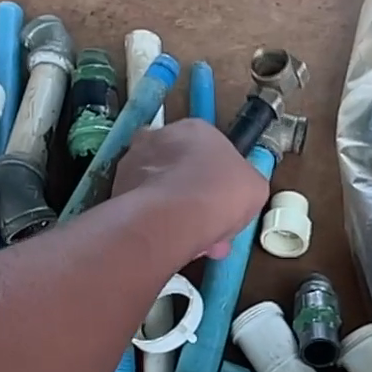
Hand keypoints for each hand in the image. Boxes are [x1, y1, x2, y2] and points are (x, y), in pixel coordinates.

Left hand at [113, 119, 268, 259]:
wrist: (176, 216)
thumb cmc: (223, 192)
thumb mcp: (255, 186)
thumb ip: (244, 183)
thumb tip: (237, 192)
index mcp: (195, 128)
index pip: (208, 150)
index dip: (219, 179)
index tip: (225, 202)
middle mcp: (158, 136)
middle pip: (180, 168)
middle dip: (195, 197)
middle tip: (210, 225)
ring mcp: (132, 161)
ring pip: (161, 191)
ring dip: (177, 214)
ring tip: (195, 242)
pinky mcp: (117, 189)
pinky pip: (144, 208)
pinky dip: (158, 224)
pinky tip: (175, 244)